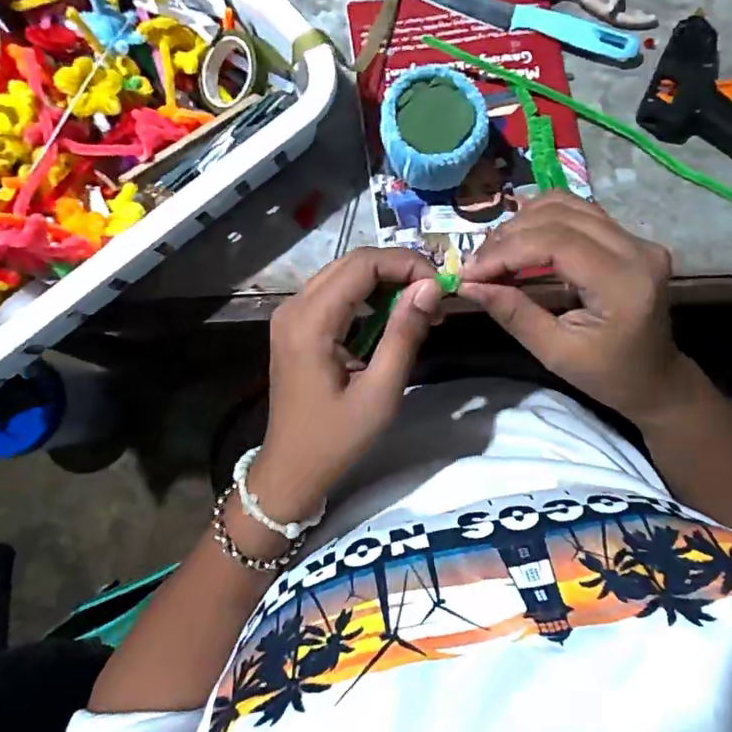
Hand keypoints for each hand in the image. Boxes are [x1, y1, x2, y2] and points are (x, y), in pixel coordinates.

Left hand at [248, 247, 443, 531]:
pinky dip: (368, 296)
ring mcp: (290, 315)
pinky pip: (335, 294)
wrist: (292, 469)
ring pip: (344, 274)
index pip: (363, 265)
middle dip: (399, 270)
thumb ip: (404, 334)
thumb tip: (430, 288)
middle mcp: (294, 307)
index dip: (406, 265)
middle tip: (435, 297)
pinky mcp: (296, 327)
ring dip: (385, 281)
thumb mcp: (380, 391)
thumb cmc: (336, 438)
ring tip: (421, 307)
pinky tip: (393, 317)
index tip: (441, 287)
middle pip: (352, 262)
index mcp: (310, 321)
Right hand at [458, 193, 700, 425]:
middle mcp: (638, 250)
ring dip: (525, 222)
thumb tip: (469, 285)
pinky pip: (582, 213)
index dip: (508, 251)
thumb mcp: (556, 353)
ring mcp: (639, 240)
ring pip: (571, 206)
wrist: (655, 380)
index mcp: (624, 283)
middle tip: (477, 263)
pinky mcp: (633, 239)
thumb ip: (514, 314)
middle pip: (562, 216)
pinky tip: (521, 237)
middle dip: (511, 235)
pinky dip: (545, 220)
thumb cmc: (607, 376)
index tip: (470, 271)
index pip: (557, 243)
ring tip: (495, 251)